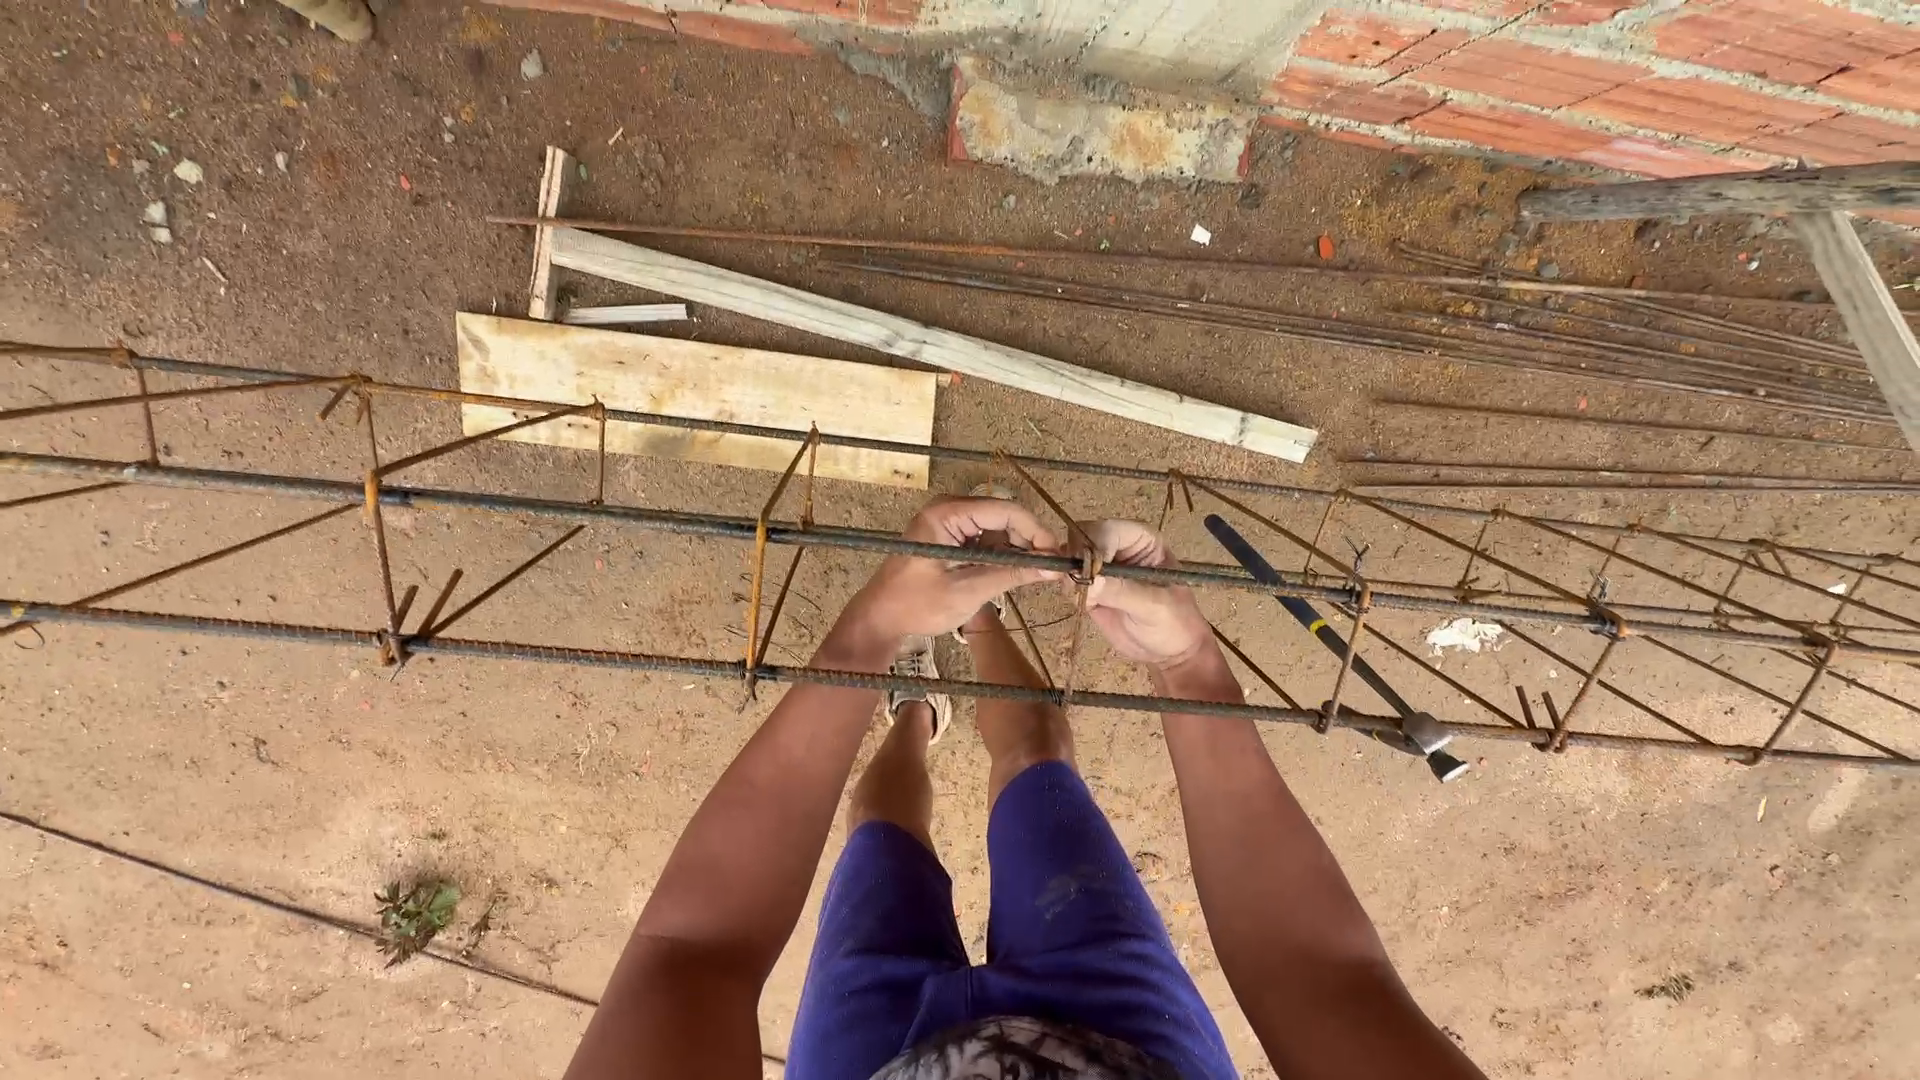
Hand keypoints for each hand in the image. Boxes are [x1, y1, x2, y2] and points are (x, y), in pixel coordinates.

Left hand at [845, 497, 1060, 640]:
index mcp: (947, 514)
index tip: (1057, 557)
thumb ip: (1011, 574)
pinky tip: (1015, 575)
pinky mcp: (951, 539)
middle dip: (1030, 542)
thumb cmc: (916, 605)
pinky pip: (986, 540)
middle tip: (1052, 570)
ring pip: (998, 530)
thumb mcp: (968, 590)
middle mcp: (949, 510)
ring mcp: (950, 524)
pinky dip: (1003, 557)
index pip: (1006, 511)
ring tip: (1037, 576)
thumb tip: (1052, 568)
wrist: (880, 618)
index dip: (1036, 532)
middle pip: (1004, 517)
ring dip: (1018, 551)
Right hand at [1082, 520, 1212, 669]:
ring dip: (1067, 575)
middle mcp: (1118, 546)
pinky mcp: (1090, 586)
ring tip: (1082, 598)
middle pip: (1081, 537)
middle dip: (1074, 558)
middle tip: (1078, 585)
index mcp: (1141, 539)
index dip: (1093, 547)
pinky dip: (1068, 589)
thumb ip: (1123, 591)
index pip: (1107, 530)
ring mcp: (1102, 565)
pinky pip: (1068, 579)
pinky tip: (1081, 604)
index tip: (1092, 574)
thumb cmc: (1175, 623)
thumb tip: (1091, 580)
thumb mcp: (1155, 606)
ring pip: (1069, 556)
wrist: (1170, 653)